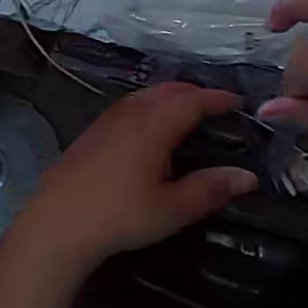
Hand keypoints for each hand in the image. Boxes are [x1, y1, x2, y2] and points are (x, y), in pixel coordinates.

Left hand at [10, 83, 258, 268]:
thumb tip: (248, 176)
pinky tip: (152, 126)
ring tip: (189, 113)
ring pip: (149, 93)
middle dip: (196, 93)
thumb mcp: (172, 208)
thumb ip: (210, 189)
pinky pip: (133, 102)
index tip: (238, 101)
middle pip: (170, 89)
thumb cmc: (120, 213)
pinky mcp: (96, 126)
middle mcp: (134, 110)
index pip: (194, 100)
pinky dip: (153, 103)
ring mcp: (111, 115)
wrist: (59, 218)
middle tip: (217, 107)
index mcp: (156, 123)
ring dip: (173, 96)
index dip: (218, 98)